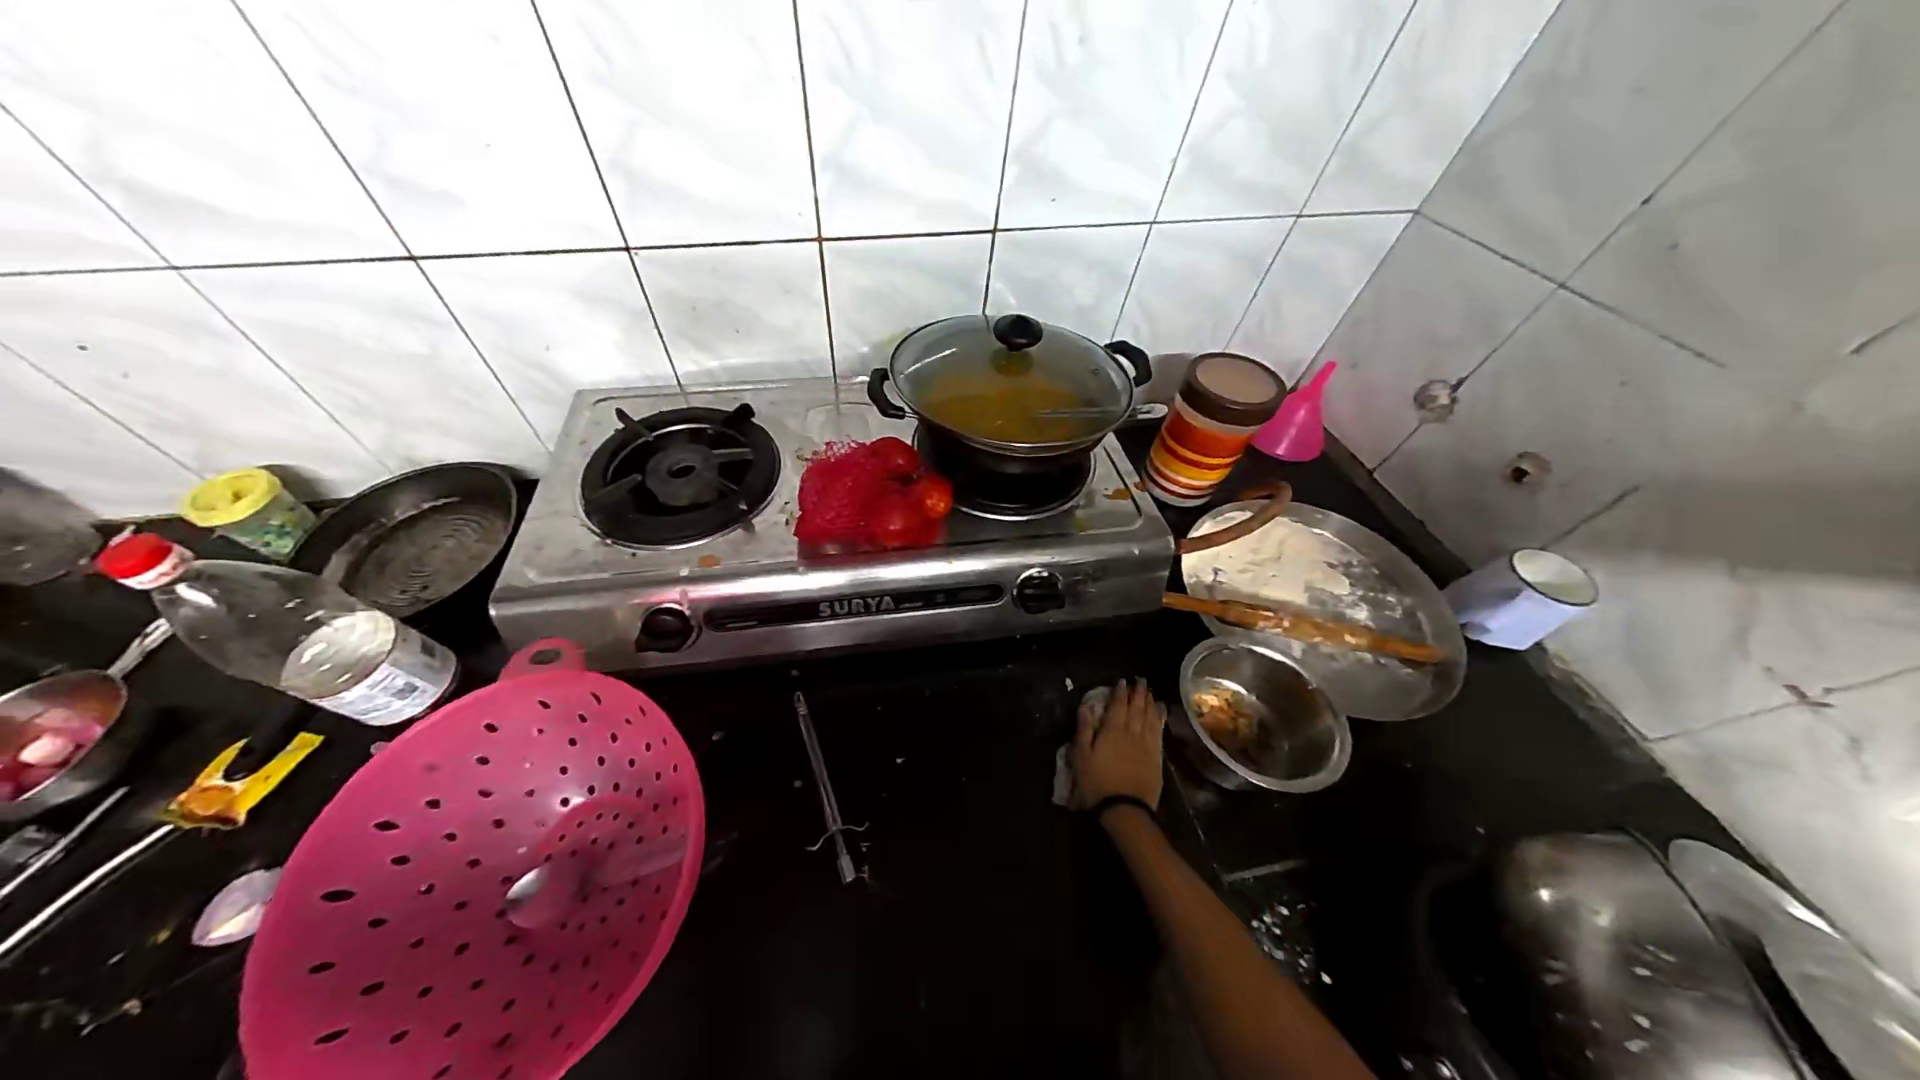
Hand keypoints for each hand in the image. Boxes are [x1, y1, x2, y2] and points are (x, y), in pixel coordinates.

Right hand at [1073, 679, 1166, 811]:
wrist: (1125, 809)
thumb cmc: (1097, 783)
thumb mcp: (1081, 756)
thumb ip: (1084, 729)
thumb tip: (1085, 706)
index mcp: (1112, 731)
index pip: (1118, 706)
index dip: (1120, 692)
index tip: (1122, 681)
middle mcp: (1132, 732)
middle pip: (1137, 708)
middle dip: (1138, 693)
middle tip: (1140, 680)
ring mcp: (1147, 744)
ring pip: (1150, 717)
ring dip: (1150, 702)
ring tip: (1150, 692)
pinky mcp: (1157, 757)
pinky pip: (1160, 731)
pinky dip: (1160, 718)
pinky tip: (1161, 712)